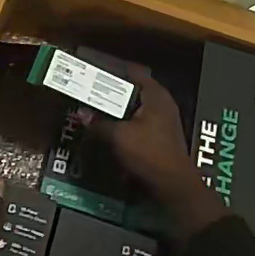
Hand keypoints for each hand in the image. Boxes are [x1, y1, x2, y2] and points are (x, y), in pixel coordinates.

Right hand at [93, 63, 227, 236]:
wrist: (173, 186)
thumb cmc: (147, 153)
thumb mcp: (117, 136)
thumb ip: (98, 122)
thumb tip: (81, 112)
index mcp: (155, 95)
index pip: (133, 72)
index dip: (113, 70)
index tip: (94, 71)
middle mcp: (162, 103)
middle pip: (133, 89)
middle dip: (112, 90)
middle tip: (89, 90)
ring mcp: (164, 120)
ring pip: (135, 107)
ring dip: (117, 108)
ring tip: (94, 107)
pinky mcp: (161, 136)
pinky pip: (138, 121)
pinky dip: (124, 122)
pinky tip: (108, 127)